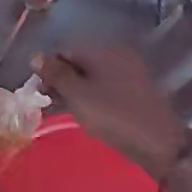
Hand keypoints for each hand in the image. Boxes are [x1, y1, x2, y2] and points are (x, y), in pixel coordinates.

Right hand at [38, 45, 188, 178]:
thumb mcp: (77, 94)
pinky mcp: (133, 90)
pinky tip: (82, 111)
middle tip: (46, 103)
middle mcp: (116, 55)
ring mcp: (127, 72)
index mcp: (102, 50)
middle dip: (59, 79)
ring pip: (91, 76)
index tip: (37, 91)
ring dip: (72, 90)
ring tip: (60, 110)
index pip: (65, 50)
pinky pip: (103, 86)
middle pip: (79, 61)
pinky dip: (89, 96)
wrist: (156, 140)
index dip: (47, 68)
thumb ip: (55, 74)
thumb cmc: (112, 115)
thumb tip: (36, 56)